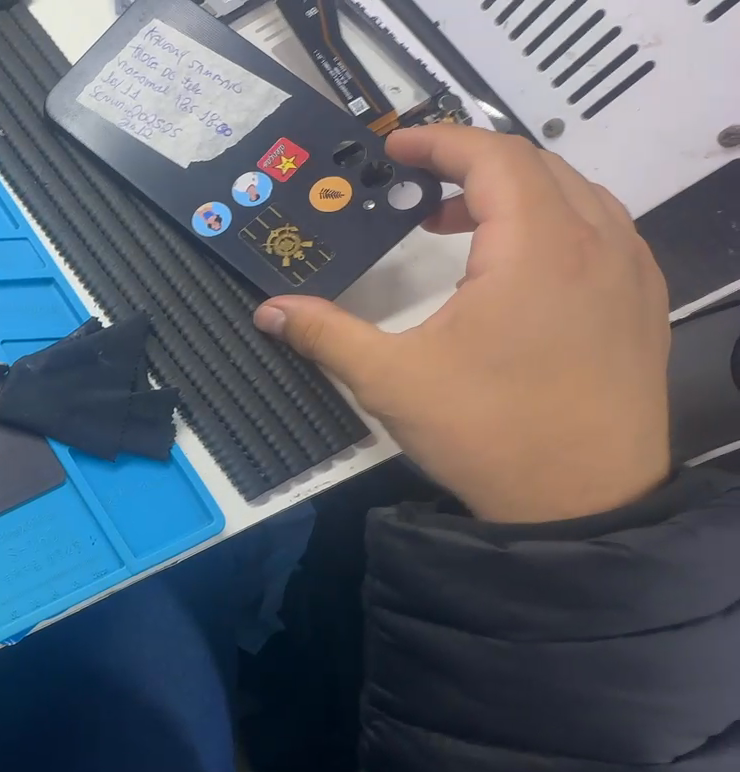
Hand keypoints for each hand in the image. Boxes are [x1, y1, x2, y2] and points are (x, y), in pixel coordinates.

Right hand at [254, 125, 671, 523]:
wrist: (579, 494)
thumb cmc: (483, 426)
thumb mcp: (387, 379)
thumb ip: (325, 333)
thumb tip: (268, 309)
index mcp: (537, 248)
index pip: (497, 159)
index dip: (441, 142)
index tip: (393, 149)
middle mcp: (597, 243)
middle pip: (541, 167)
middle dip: (472, 166)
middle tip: (414, 190)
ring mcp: (628, 271)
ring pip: (576, 197)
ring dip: (511, 195)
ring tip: (453, 227)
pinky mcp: (638, 302)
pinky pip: (598, 233)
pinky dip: (546, 226)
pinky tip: (507, 271)